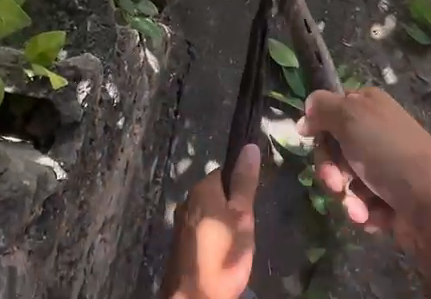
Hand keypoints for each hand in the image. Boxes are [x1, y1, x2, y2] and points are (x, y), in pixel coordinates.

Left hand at [161, 143, 260, 298]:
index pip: (225, 172)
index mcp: (202, 188)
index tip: (251, 205)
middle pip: (216, 193)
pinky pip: (202, 229)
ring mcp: (181, 222)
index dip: (240, 187)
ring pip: (209, 213)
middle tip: (246, 228)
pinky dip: (213, 237)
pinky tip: (221, 253)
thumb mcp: (242, 216)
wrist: (194, 298)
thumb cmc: (223, 254)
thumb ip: (245, 182)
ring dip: (222, 223)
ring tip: (236, 244)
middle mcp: (187, 200)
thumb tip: (249, 146)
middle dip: (232, 207)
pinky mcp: (180, 243)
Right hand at [298, 89, 430, 253]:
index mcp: (370, 105)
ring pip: (346, 179)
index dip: (320, 127)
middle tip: (335, 182)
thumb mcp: (350, 118)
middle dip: (330, 168)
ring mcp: (385, 165)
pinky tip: (371, 216)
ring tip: (358, 208)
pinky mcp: (390, 196)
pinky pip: (362, 201)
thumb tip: (307, 111)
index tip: (311, 139)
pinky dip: (363, 210)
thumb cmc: (389, 153)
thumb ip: (322, 107)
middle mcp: (378, 131)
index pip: (332, 109)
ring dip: (345, 195)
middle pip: (335, 147)